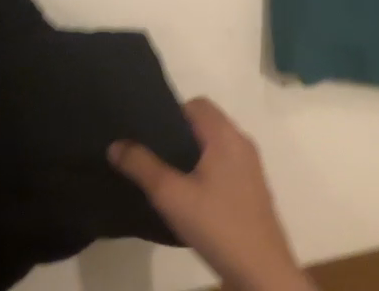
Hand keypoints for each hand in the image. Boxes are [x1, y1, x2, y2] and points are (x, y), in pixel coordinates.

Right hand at [109, 98, 311, 290]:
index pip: (196, 104)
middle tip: (149, 150)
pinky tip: (187, 195)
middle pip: (205, 123)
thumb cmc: (218, 226)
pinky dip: (204, 170)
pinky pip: (223, 166)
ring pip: (213, 146)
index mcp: (226, 137)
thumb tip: (115, 145)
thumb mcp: (170, 195)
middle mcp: (242, 146)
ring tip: (163, 172)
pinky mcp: (253, 192)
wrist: (263, 276)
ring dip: (190, 154)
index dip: (170, 111)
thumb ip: (140, 165)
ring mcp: (251, 170)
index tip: (148, 130)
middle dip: (176, 133)